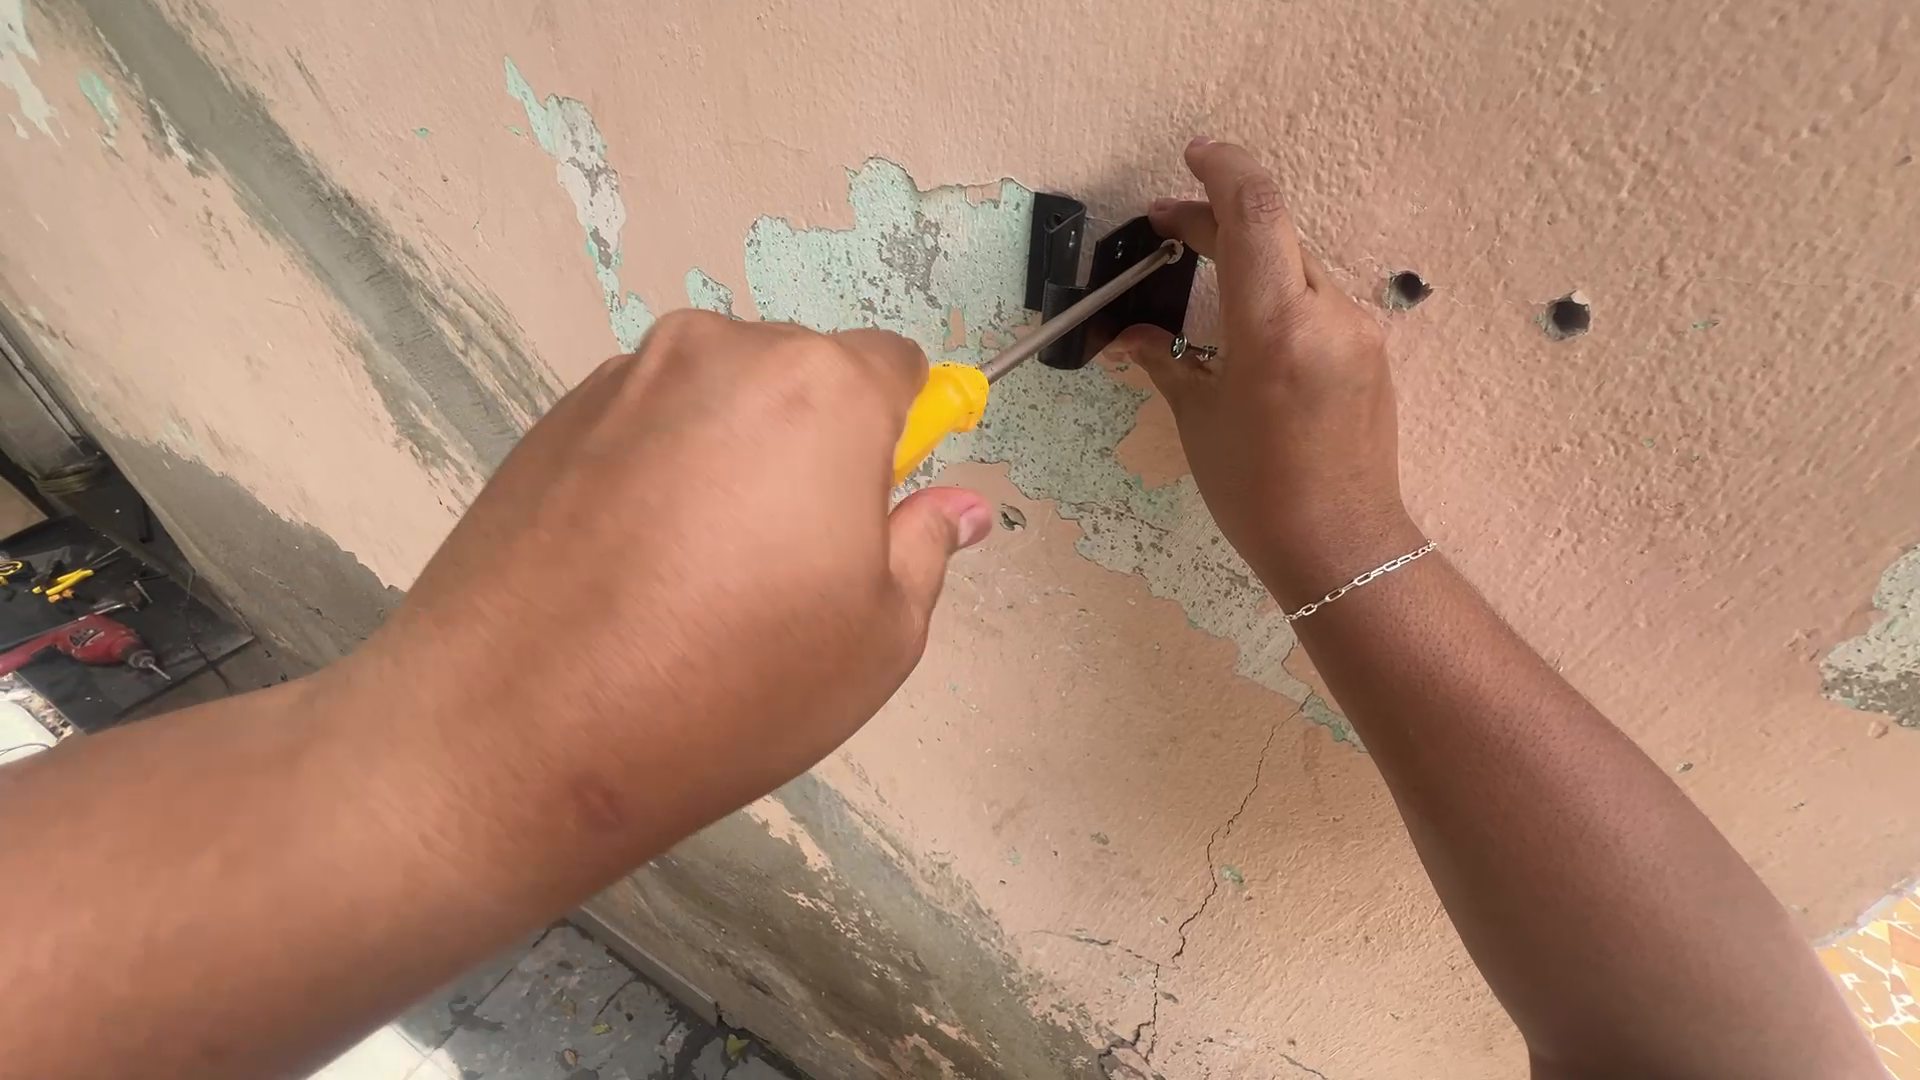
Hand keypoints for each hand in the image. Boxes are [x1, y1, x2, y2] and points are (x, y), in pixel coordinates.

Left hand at [346, 312, 993, 846]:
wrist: (509, 738)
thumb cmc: (733, 688)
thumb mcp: (881, 636)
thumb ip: (928, 546)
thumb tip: (957, 506)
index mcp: (822, 390)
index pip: (900, 366)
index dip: (904, 434)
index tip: (873, 507)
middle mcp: (724, 351)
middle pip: (811, 373)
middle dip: (824, 441)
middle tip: (792, 552)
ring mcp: (628, 374)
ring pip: (730, 392)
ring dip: (746, 449)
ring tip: (707, 562)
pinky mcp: (557, 411)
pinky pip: (656, 415)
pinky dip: (673, 461)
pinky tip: (640, 557)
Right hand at [1129, 138, 1420, 604]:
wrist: (1340, 543)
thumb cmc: (1256, 492)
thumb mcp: (1200, 420)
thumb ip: (1164, 360)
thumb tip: (1127, 336)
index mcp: (1275, 328)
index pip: (1256, 211)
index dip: (1221, 169)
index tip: (1189, 160)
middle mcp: (1327, 312)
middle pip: (1276, 228)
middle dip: (1219, 216)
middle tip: (1167, 229)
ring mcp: (1358, 327)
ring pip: (1297, 260)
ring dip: (1249, 252)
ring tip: (1201, 271)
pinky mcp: (1371, 345)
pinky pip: (1317, 294)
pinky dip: (1275, 287)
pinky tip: (1245, 318)